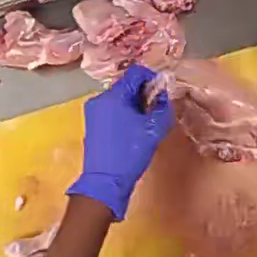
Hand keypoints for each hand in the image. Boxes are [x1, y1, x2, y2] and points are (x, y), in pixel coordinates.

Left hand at [67, 63, 173, 219]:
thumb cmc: (129, 153)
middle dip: (144, 94)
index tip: (163, 93)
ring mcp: (93, 113)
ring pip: (119, 100)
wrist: (104, 182)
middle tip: (157, 109)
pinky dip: (125, 115)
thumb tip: (164, 95)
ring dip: (135, 106)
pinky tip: (134, 131)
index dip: (152, 79)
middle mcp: (99, 99)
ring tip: (147, 122)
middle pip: (126, 86)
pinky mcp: (93, 126)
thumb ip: (162, 108)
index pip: (135, 73)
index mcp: (113, 95)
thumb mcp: (152, 129)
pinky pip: (112, 112)